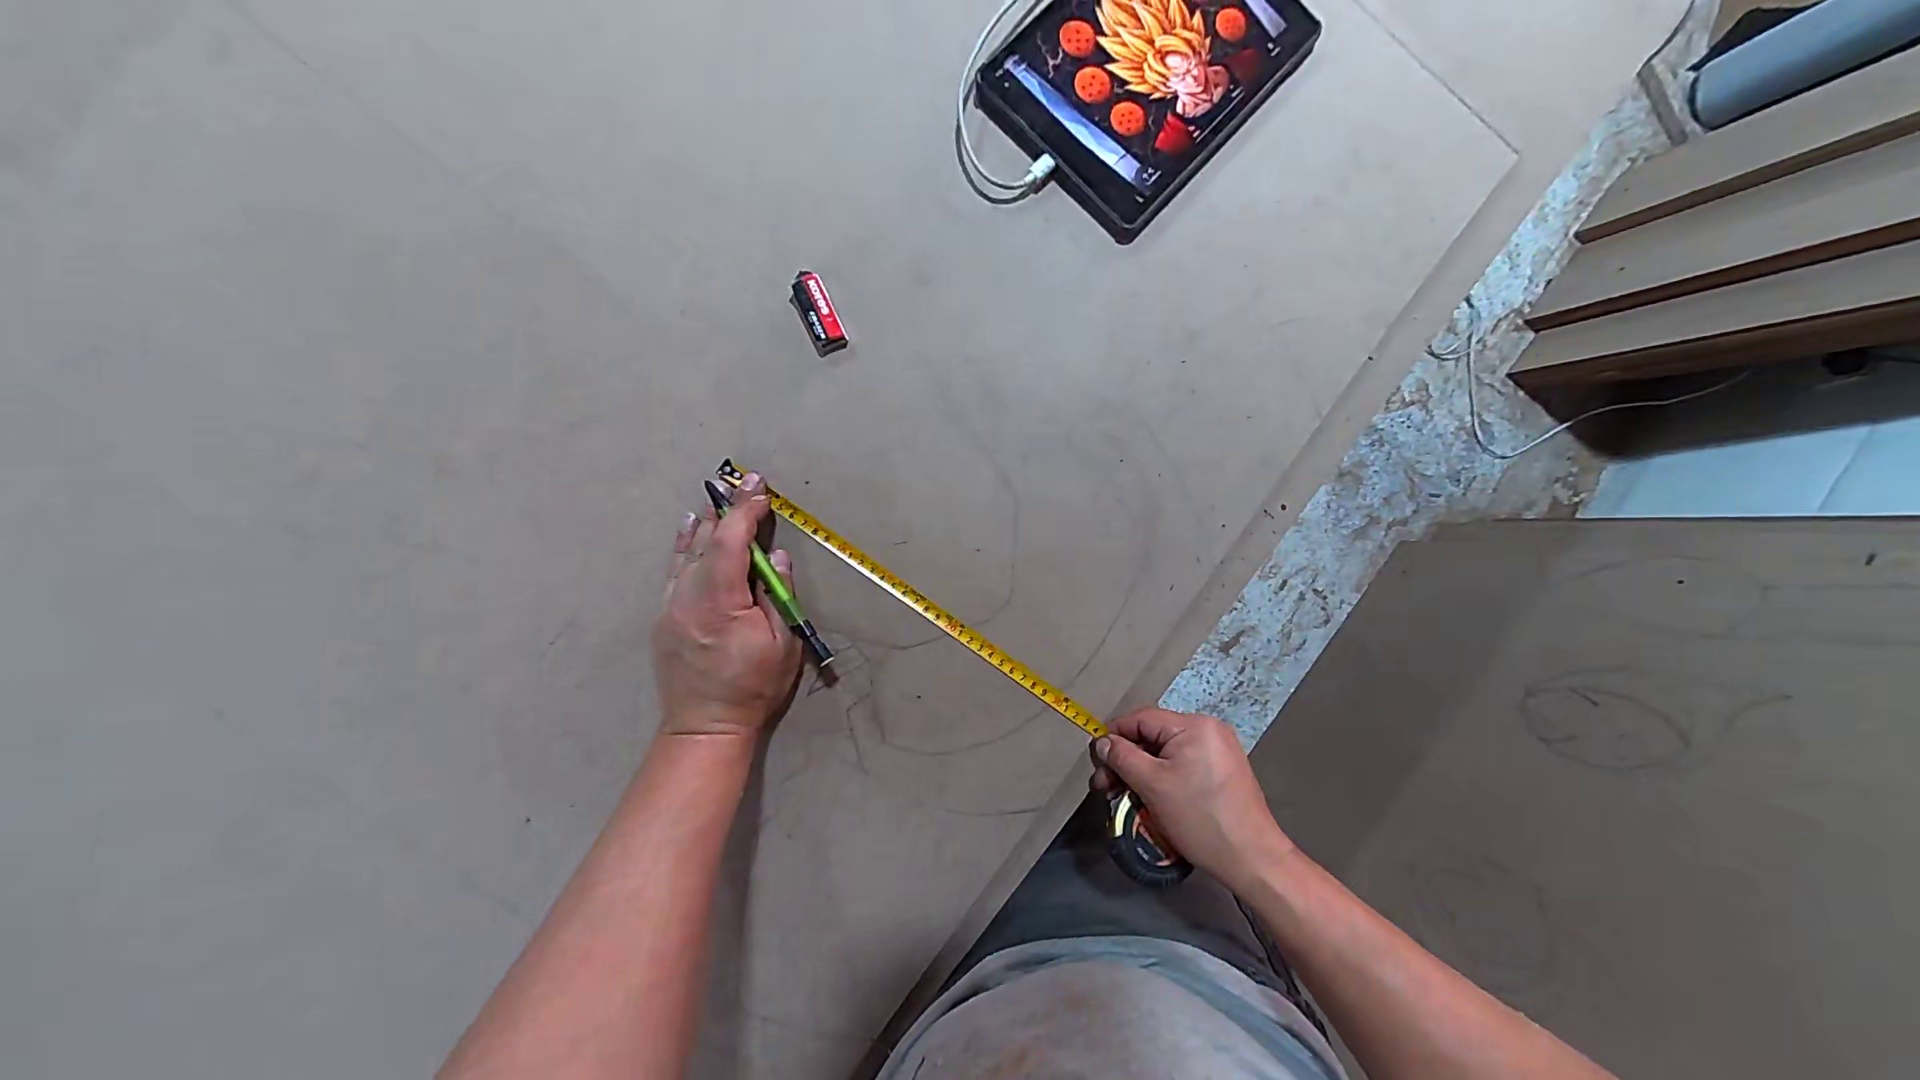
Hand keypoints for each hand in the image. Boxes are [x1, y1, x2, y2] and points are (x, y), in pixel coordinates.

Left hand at [652, 472, 803, 741]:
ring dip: (705, 522)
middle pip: (705, 540)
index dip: (746, 512)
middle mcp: (688, 597)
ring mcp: (670, 606)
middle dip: (728, 509)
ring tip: (717, 496)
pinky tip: (689, 529)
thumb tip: (777, 558)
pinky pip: (673, 570)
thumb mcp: (783, 645)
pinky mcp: (663, 617)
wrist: (704, 726)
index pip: (731, 543)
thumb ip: (778, 596)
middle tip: (743, 481)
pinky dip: (683, 545)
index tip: (760, 488)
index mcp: (720, 602)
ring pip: (685, 552)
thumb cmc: (753, 688)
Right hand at [1090, 708, 1294, 891]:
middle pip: (1152, 736)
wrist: (1251, 860)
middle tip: (1105, 785)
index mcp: (1194, 726)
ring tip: (1123, 795)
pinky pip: (1181, 765)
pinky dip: (1160, 778)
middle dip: (1125, 760)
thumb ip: (1122, 757)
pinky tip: (1147, 797)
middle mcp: (1208, 730)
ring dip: (1140, 772)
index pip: (1140, 718)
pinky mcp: (1221, 771)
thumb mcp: (1152, 785)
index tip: (1096, 759)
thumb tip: (1102, 742)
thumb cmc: (1200, 818)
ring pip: (1164, 753)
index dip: (1113, 736)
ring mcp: (1217, 751)